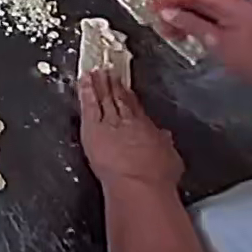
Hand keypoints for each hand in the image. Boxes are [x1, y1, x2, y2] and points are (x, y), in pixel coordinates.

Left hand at [78, 70, 184, 196]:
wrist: (138, 184)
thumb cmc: (156, 177)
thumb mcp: (169, 158)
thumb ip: (163, 143)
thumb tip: (163, 135)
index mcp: (144, 127)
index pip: (134, 106)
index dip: (127, 93)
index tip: (123, 84)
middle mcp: (126, 121)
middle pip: (118, 98)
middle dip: (112, 82)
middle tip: (108, 68)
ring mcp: (108, 122)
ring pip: (103, 97)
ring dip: (99, 82)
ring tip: (94, 70)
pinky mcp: (92, 128)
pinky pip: (88, 104)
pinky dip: (85, 91)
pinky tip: (82, 80)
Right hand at [151, 0, 251, 88]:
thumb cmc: (248, 59)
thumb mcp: (214, 41)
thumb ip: (189, 23)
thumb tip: (166, 12)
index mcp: (236, 5)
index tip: (154, 3)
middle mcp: (239, 4)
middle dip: (177, 6)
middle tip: (156, 15)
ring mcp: (241, 14)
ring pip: (205, 8)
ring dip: (183, 16)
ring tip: (166, 28)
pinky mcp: (239, 25)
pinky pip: (212, 17)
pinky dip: (194, 22)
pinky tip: (182, 32)